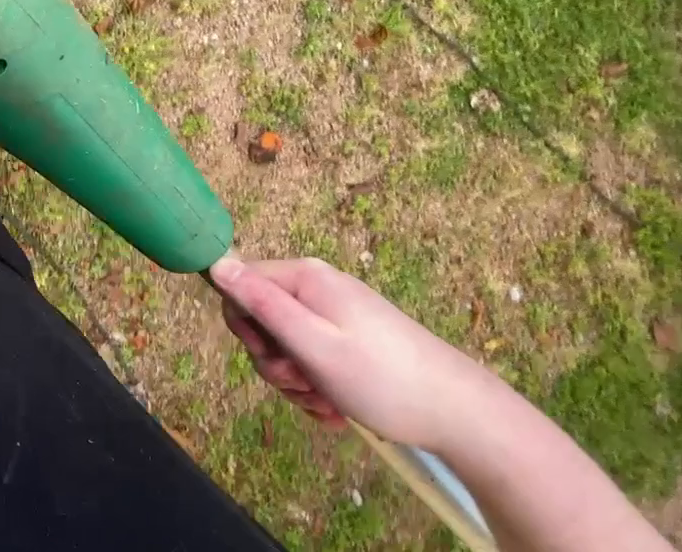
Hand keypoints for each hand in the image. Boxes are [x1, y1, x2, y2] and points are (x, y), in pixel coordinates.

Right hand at [209, 256, 498, 452]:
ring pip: (284, 343)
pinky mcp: (352, 337)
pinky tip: (335, 409)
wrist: (466, 418)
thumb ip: (261, 303)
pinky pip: (311, 355)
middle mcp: (317, 286)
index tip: (272, 356)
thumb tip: (215, 263)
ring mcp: (336, 312)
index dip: (245, 325)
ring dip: (294, 378)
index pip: (239, 284)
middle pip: (261, 317)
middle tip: (301, 384)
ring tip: (324, 403)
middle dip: (272, 358)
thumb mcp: (311, 343)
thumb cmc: (382, 379)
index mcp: (304, 277)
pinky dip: (315, 384)